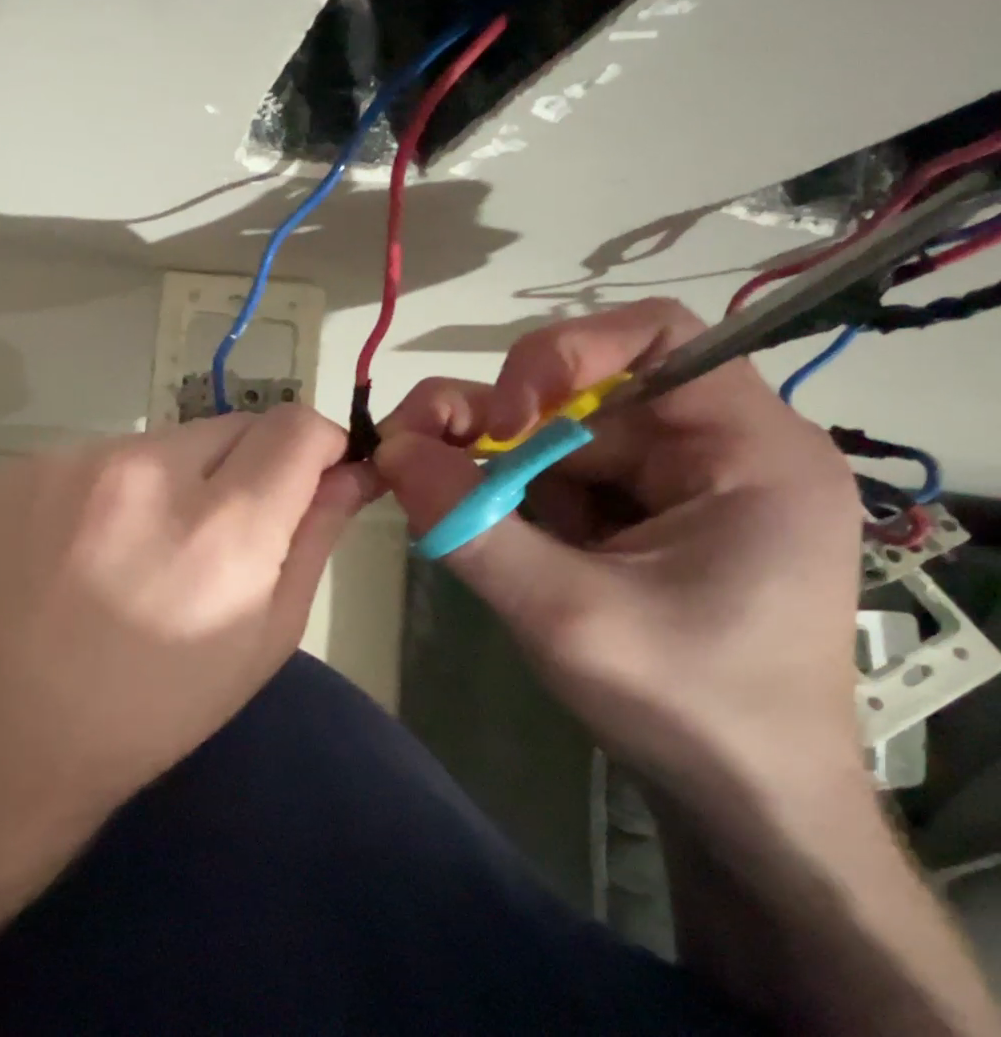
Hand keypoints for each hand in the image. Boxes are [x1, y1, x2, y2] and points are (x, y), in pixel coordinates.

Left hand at [0, 405, 374, 813]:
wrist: (27, 727)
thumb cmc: (162, 704)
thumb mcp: (265, 638)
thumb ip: (314, 539)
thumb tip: (350, 470)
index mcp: (219, 526)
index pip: (294, 427)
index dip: (313, 451)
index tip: (302, 485)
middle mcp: (145, 473)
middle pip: (228, 426)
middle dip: (240, 469)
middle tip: (211, 538)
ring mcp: (70, 465)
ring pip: (159, 441)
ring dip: (168, 480)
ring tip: (139, 550)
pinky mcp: (20, 470)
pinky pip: (95, 457)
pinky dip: (107, 491)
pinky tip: (85, 550)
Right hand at [374, 300, 865, 799]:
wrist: (743, 799)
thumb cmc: (687, 704)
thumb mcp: (566, 615)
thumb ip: (474, 528)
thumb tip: (390, 449)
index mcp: (749, 455)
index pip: (661, 339)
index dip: (565, 354)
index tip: (501, 417)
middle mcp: (716, 455)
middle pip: (590, 394)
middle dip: (495, 417)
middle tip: (410, 447)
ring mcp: (674, 493)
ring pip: (562, 441)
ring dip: (488, 459)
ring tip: (421, 487)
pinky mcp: (638, 527)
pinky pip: (559, 486)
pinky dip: (504, 497)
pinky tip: (464, 519)